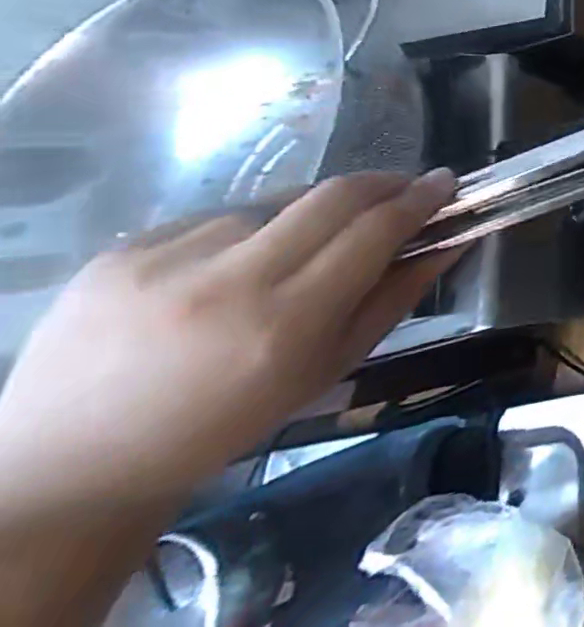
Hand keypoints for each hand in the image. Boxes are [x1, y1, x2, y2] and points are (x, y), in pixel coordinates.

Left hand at [0, 171, 462, 500]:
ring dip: (314, 211)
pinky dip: (251, 229)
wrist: (71, 461)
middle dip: (382, 183)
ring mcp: (166, 259)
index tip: (445, 183)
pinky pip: (217, 218)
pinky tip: (240, 262)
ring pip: (276, 204)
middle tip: (405, 188)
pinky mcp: (121, 251)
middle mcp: (229, 279)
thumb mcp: (333, 364)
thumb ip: (397, 295)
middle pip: (332, 195)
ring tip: (314, 240)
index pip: (376, 229)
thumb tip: (451, 240)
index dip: (419, 199)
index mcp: (289, 319)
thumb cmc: (229, 420)